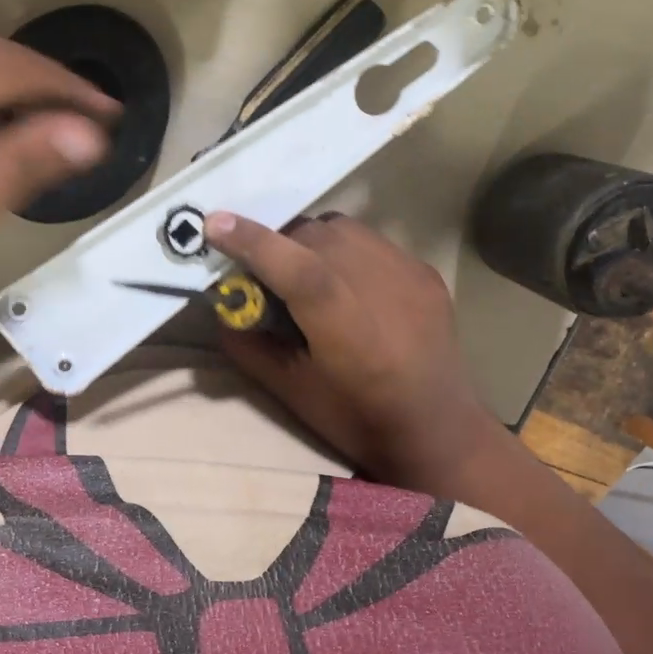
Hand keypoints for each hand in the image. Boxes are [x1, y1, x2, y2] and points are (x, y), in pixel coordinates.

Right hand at [203, 212, 502, 486]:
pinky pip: (369, 241)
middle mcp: (382, 289)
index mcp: (346, 329)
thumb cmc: (357, 419)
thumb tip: (223, 308)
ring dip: (309, 240)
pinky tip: (341, 283)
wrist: (438, 429)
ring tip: (301, 272)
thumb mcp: (289, 392)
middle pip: (316, 236)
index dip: (253, 242)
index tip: (214, 224)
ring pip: (342, 228)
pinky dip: (342, 250)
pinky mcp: (423, 271)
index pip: (298, 268)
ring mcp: (408, 274)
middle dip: (278, 242)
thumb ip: (249, 346)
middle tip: (259, 271)